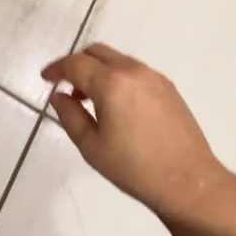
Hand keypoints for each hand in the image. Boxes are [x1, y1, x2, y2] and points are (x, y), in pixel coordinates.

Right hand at [42, 44, 233, 222]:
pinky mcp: (168, 86)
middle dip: (76, 64)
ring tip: (91, 99)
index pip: (75, 64)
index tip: (46, 78)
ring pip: (116, 59)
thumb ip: (70, 116)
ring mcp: (153, 76)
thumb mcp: (92, 147)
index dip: (56, 69)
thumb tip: (59, 96)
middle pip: (96, 52)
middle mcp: (132, 71)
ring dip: (98, 69)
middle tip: (66, 86)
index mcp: (110, 83)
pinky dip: (117, 76)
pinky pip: (134, 70)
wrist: (189, 182)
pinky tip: (117, 104)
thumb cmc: (135, 169)